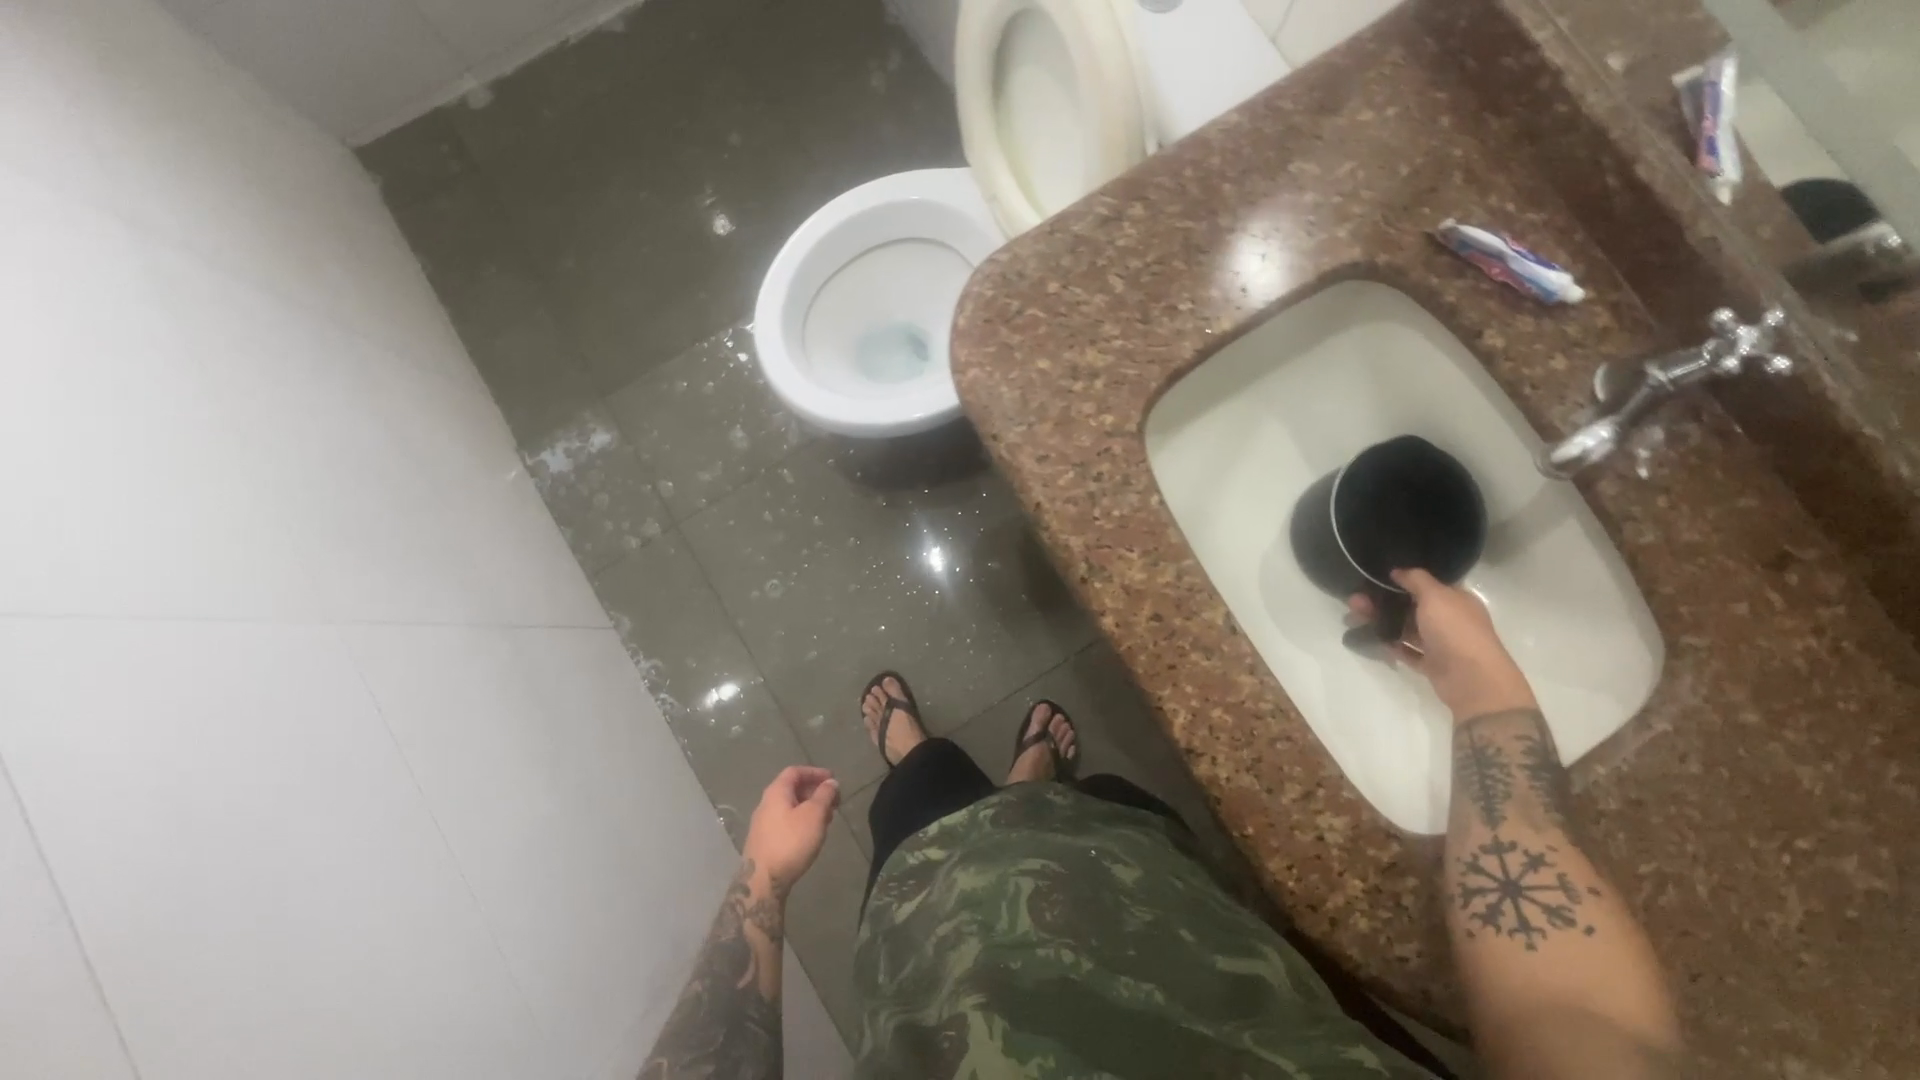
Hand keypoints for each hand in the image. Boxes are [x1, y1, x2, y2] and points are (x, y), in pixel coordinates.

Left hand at [741, 765, 838, 891]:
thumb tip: (831, 782)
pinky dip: (802, 821)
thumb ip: (824, 795)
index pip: (795, 772)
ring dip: (810, 808)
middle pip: (792, 789)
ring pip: (790, 807)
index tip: (833, 779)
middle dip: (815, 792)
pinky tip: (812, 835)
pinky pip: (786, 822)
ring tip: (827, 819)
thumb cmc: (791, 842)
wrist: (763, 881)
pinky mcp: (765, 841)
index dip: (815, 772)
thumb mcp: (814, 815)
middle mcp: (766, 804)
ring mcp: (763, 824)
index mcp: (776, 792)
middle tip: (834, 802)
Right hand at [1350, 568, 1536, 722]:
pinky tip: (1371, 639)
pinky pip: (1408, 652)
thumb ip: (1416, 580)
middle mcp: (1450, 620)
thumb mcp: (1436, 596)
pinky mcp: (1432, 664)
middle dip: (1383, 603)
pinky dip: (1392, 645)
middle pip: (1411, 607)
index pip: (1427, 585)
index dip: (1401, 581)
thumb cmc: (1455, 630)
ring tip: (1353, 619)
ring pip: (1407, 629)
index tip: (1374, 579)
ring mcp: (1441, 643)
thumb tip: (1398, 570)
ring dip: (1382, 622)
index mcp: (1456, 600)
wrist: (1472, 679)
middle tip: (1354, 602)